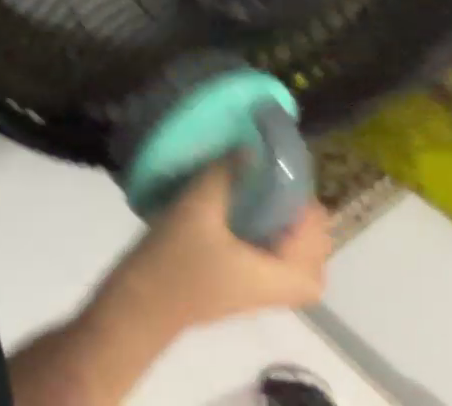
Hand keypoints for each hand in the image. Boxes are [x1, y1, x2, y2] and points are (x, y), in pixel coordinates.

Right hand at [100, 160, 332, 336]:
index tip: (248, 151)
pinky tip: (214, 200)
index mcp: (303, 270)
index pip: (309, 210)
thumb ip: (223, 178)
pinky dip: (246, 215)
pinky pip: (265, 236)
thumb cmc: (174, 263)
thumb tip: (246, 146)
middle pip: (297, 218)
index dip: (282, 178)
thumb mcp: (196, 214)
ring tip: (218, 178)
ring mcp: (279, 280)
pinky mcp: (256, 277)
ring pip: (279, 226)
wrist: (141, 304)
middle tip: (229, 164)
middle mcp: (304, 278)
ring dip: (254, 200)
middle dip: (268, 189)